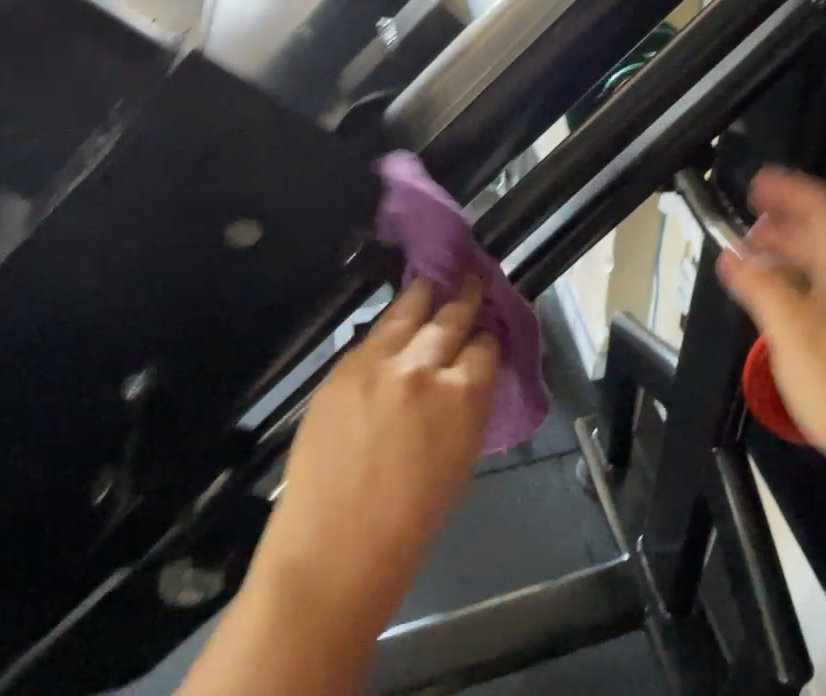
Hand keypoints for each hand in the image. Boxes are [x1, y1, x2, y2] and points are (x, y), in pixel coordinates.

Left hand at [253, 277, 498, 630]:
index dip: (488, 339)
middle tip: (471, 282)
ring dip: (424, 296)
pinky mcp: (340, 370)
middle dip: (464, 300)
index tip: (487, 335)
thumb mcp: (462, 458)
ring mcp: (377, 364)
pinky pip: (370, 336)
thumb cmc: (413, 519)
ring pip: (408, 313)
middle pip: (451, 319)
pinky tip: (394, 318)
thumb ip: (466, 410)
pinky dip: (388, 325)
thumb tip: (467, 382)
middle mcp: (424, 367)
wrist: (337, 544)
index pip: (485, 347)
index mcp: (464, 396)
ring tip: (433, 281)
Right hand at [716, 167, 825, 477]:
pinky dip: (790, 283)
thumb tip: (734, 254)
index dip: (791, 189)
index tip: (757, 184)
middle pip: (821, 235)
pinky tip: (771, 303)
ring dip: (784, 252)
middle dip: (782, 221)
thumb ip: (762, 286)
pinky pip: (818, 292)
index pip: (823, 210)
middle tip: (746, 223)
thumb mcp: (792, 330)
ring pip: (819, 265)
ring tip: (749, 259)